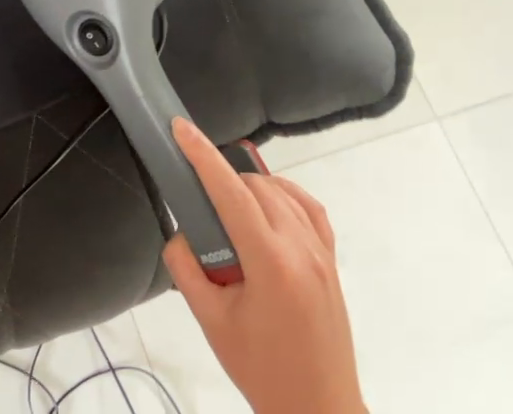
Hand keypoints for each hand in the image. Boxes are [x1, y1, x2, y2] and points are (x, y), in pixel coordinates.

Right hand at [165, 118, 367, 413]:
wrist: (319, 410)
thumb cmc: (261, 368)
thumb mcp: (209, 319)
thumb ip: (186, 266)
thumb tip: (182, 234)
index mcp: (271, 262)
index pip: (230, 192)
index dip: (202, 155)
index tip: (181, 128)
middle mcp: (302, 249)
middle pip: (254, 186)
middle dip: (220, 179)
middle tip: (194, 204)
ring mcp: (322, 254)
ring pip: (281, 192)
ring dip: (248, 188)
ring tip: (223, 213)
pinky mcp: (331, 263)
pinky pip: (308, 209)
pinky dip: (282, 196)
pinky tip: (264, 204)